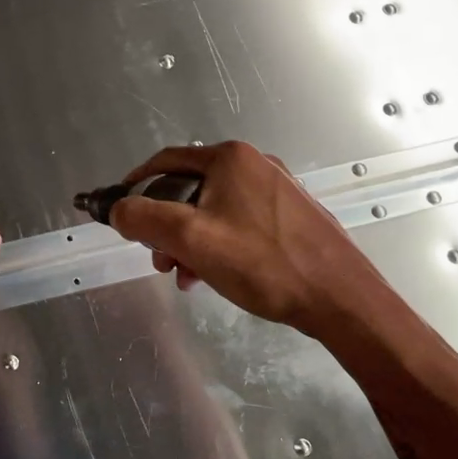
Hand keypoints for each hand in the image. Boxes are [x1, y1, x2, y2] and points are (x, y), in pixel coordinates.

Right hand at [109, 142, 395, 338]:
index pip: (163, 162)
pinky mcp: (293, 217)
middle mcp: (256, 164)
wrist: (342, 300)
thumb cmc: (262, 263)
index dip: (134, 185)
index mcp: (230, 158)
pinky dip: (218, 245)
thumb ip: (141, 217)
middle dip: (165, 225)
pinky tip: (214, 276)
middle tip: (159, 259)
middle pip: (188, 188)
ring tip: (187, 275)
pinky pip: (238, 223)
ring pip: (212, 209)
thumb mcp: (189, 239)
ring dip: (190, 240)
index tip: (119, 212)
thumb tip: (115, 208)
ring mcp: (278, 190)